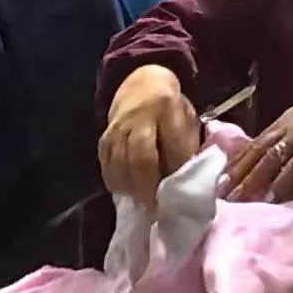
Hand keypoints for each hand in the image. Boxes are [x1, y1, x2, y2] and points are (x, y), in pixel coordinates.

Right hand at [99, 65, 200, 211]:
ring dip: (133, 189)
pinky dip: (118, 184)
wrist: (142, 85)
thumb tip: (190, 176)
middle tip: (158, 206)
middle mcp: (140, 117)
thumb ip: (188, 141)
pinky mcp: (102, 140)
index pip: (173, 142)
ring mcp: (117, 129)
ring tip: (145, 204)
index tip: (183, 189)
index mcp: (168, 107)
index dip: (178, 168)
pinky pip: (107, 168)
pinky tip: (129, 192)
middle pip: (142, 156)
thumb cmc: (172, 107)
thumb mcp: (187, 115)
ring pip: (121, 165)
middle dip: (150, 185)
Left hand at [222, 107, 292, 203]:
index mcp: (289, 118)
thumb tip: (262, 173)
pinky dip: (281, 184)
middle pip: (259, 149)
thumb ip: (288, 150)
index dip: (237, 162)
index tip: (220, 181)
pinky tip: (271, 199)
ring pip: (271, 158)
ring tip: (239, 200)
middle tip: (221, 194)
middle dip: (239, 172)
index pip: (256, 141)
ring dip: (254, 181)